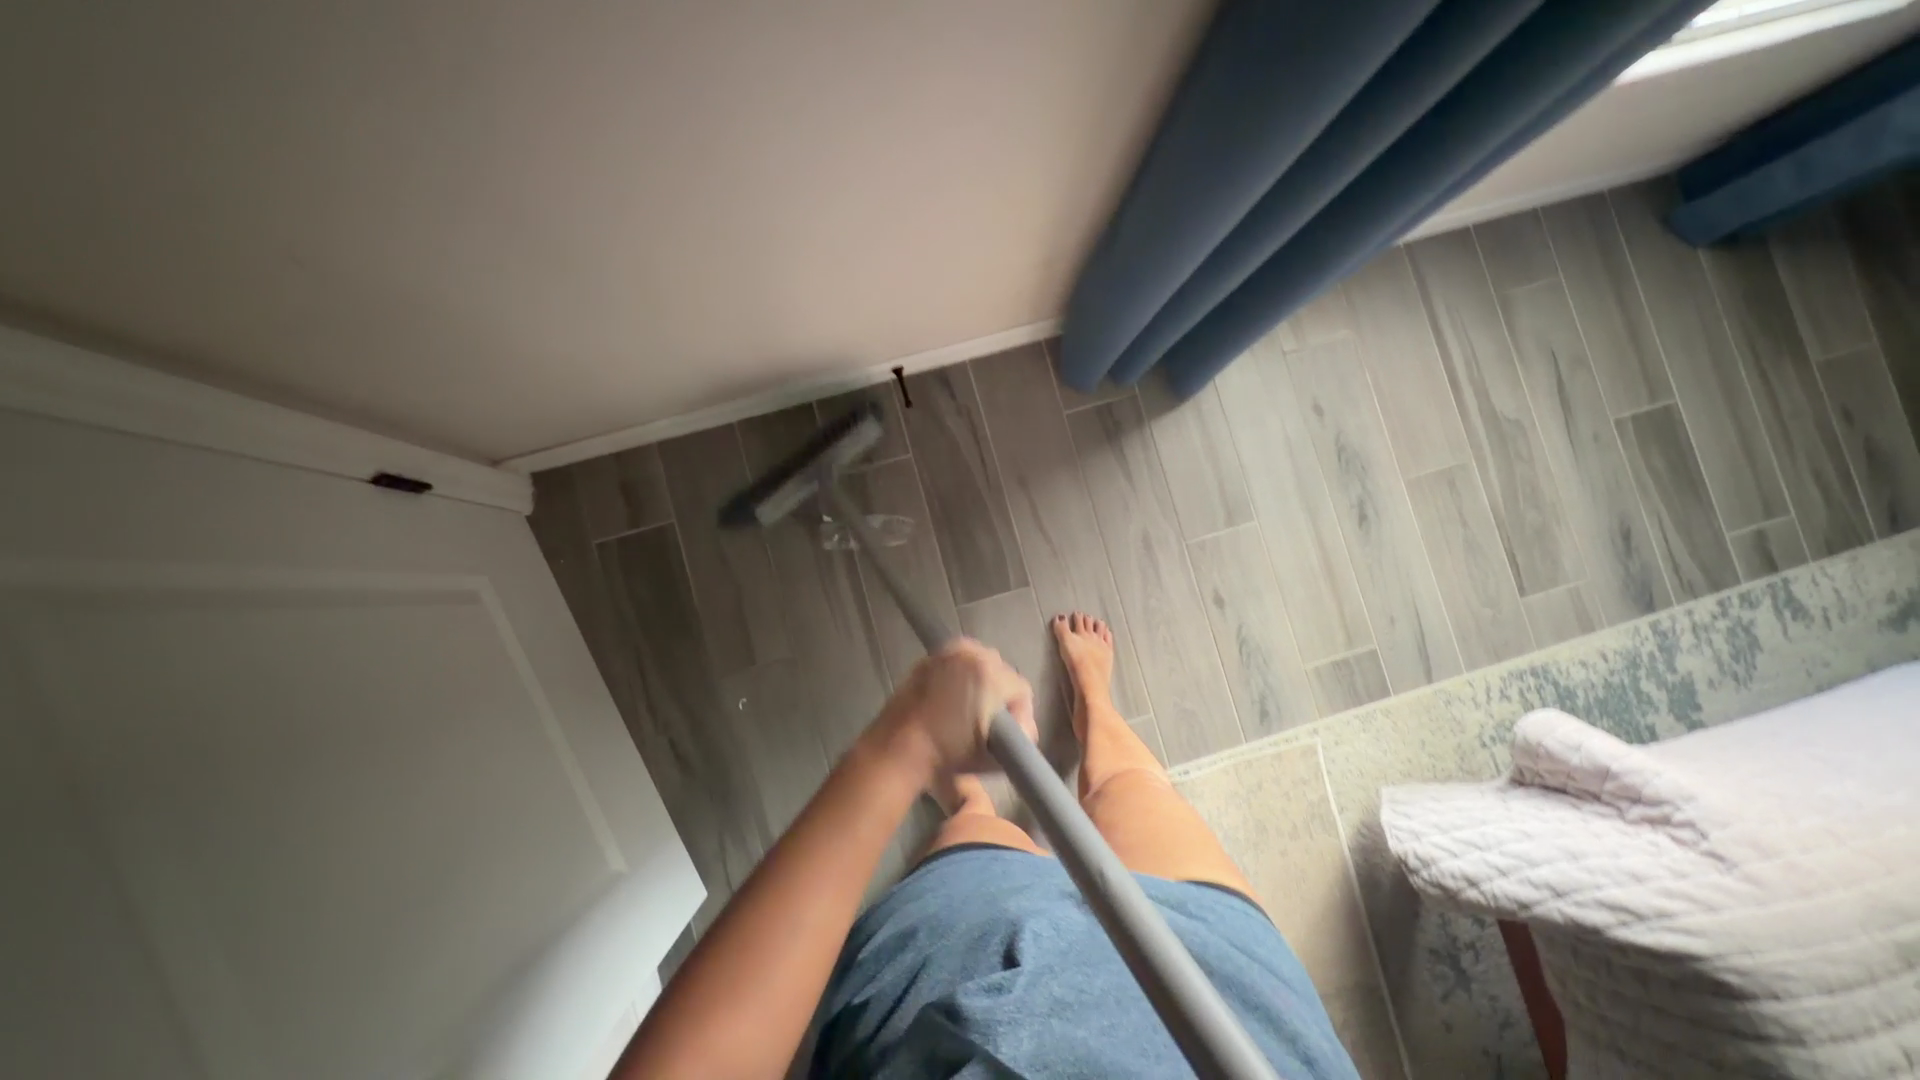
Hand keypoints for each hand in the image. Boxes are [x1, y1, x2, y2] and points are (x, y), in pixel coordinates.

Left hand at [866, 639, 1035, 782]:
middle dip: (999, 694)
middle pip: (1001, 671)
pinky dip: (960, 674)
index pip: (1021, 689)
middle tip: (990, 720)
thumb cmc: (949, 754)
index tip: (1008, 731)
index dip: (1020, 712)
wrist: (899, 748)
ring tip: (971, 709)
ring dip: (981, 681)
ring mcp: (947, 653)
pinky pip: (957, 661)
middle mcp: (971, 655)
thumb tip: (1024, 725)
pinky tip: (953, 697)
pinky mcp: (929, 658)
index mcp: (990, 675)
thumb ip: (1022, 737)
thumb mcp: (995, 755)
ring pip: (979, 662)